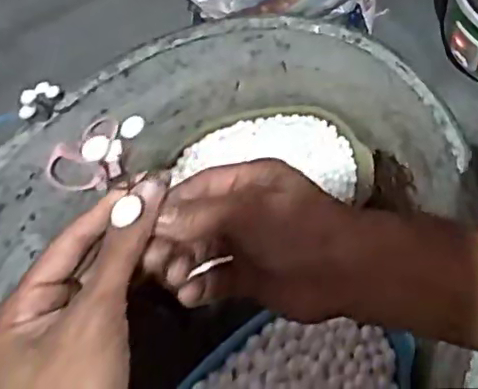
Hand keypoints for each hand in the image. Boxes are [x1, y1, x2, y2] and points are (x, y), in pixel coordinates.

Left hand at [0, 178, 166, 388]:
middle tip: (166, 203)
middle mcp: (33, 321)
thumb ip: (122, 246)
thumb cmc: (75, 386)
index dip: (107, 210)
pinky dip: (136, 282)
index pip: (66, 244)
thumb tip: (148, 186)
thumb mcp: (98, 312)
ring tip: (169, 232)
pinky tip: (162, 263)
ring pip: (102, 279)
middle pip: (85, 260)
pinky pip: (112, 302)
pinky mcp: (88, 350)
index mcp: (16, 313)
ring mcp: (61, 338)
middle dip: (126, 234)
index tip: (146, 180)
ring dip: (136, 257)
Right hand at [145, 160, 362, 321]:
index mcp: (248, 180)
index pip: (198, 186)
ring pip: (201, 251)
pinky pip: (214, 278)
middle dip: (171, 239)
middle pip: (194, 220)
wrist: (340, 270)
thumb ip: (204, 214)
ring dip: (183, 265)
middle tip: (152, 263)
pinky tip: (192, 296)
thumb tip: (156, 218)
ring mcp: (246, 242)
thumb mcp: (251, 212)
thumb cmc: (297, 227)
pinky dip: (200, 286)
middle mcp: (243, 207)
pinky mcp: (248, 275)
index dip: (168, 204)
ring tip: (176, 280)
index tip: (136, 228)